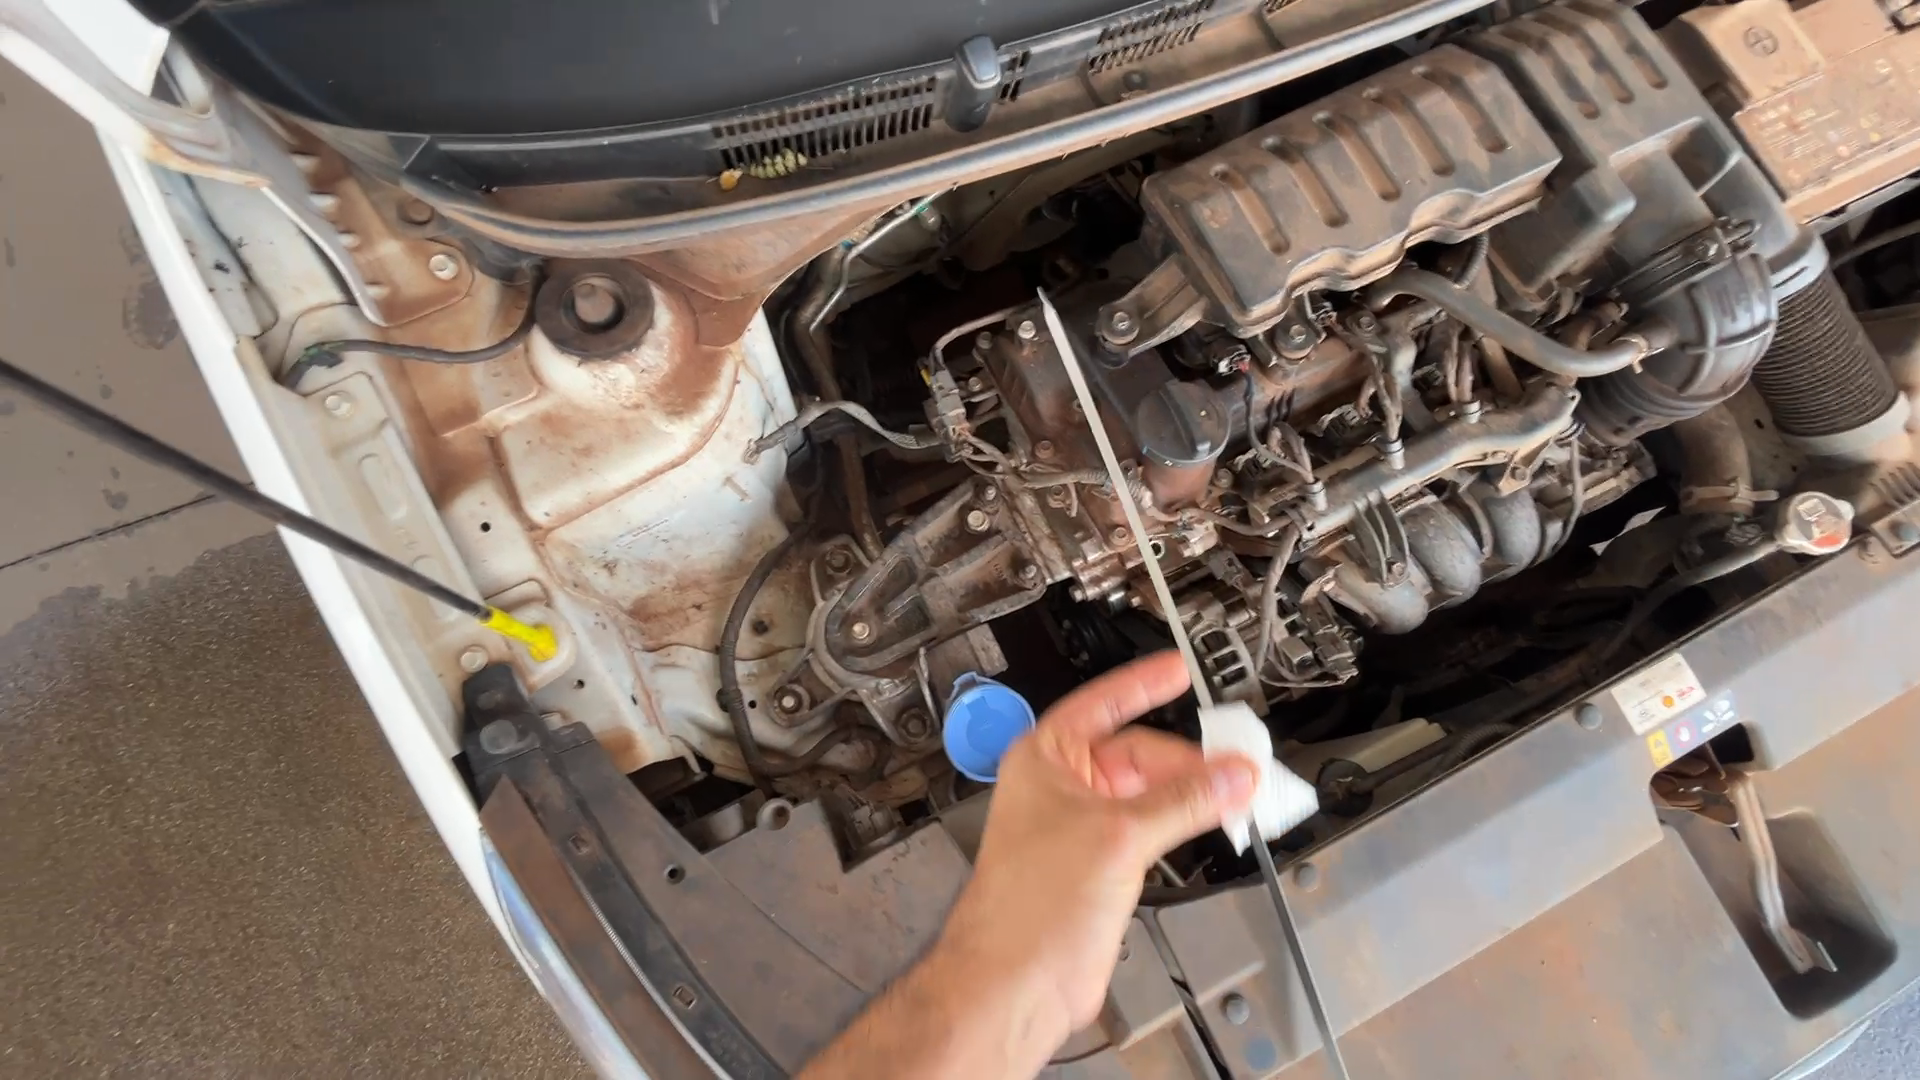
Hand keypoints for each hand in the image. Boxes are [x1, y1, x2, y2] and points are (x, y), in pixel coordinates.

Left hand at [939, 652, 1257, 1048]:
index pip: (1102, 704)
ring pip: (1148, 790)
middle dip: (1187, 758)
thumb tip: (1228, 774)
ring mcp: (1082, 821)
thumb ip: (1182, 801)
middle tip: (1236, 762)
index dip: (1143, 684)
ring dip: (1191, 792)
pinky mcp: (1101, 858)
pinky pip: (1152, 824)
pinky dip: (1183, 820)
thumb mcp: (1117, 835)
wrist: (1018, 981)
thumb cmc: (1030, 903)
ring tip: (1237, 791)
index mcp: (1045, 756)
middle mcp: (1061, 783)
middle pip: (1135, 752)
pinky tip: (1215, 819)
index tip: (1177, 669)